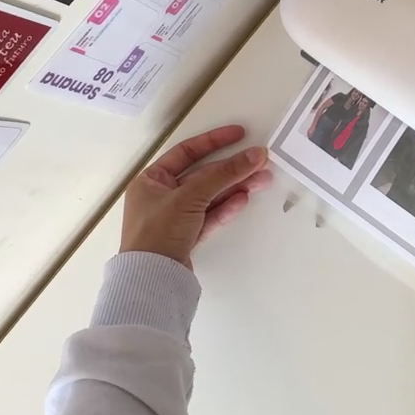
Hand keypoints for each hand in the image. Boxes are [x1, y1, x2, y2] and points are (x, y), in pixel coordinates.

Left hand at [120, 125, 272, 267]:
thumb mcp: (191, 196)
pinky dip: (227, 207)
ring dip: (235, 187)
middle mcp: (161, 196)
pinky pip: (210, 215)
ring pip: (210, 196)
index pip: (186, 152)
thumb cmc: (160, 230)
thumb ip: (225, 173)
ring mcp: (174, 217)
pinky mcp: (186, 236)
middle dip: (232, 169)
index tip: (240, 134)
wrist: (151, 280)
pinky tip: (244, 199)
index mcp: (151, 180)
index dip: (214, 141)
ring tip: (263, 180)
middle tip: (260, 162)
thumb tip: (256, 154)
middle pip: (203, 175)